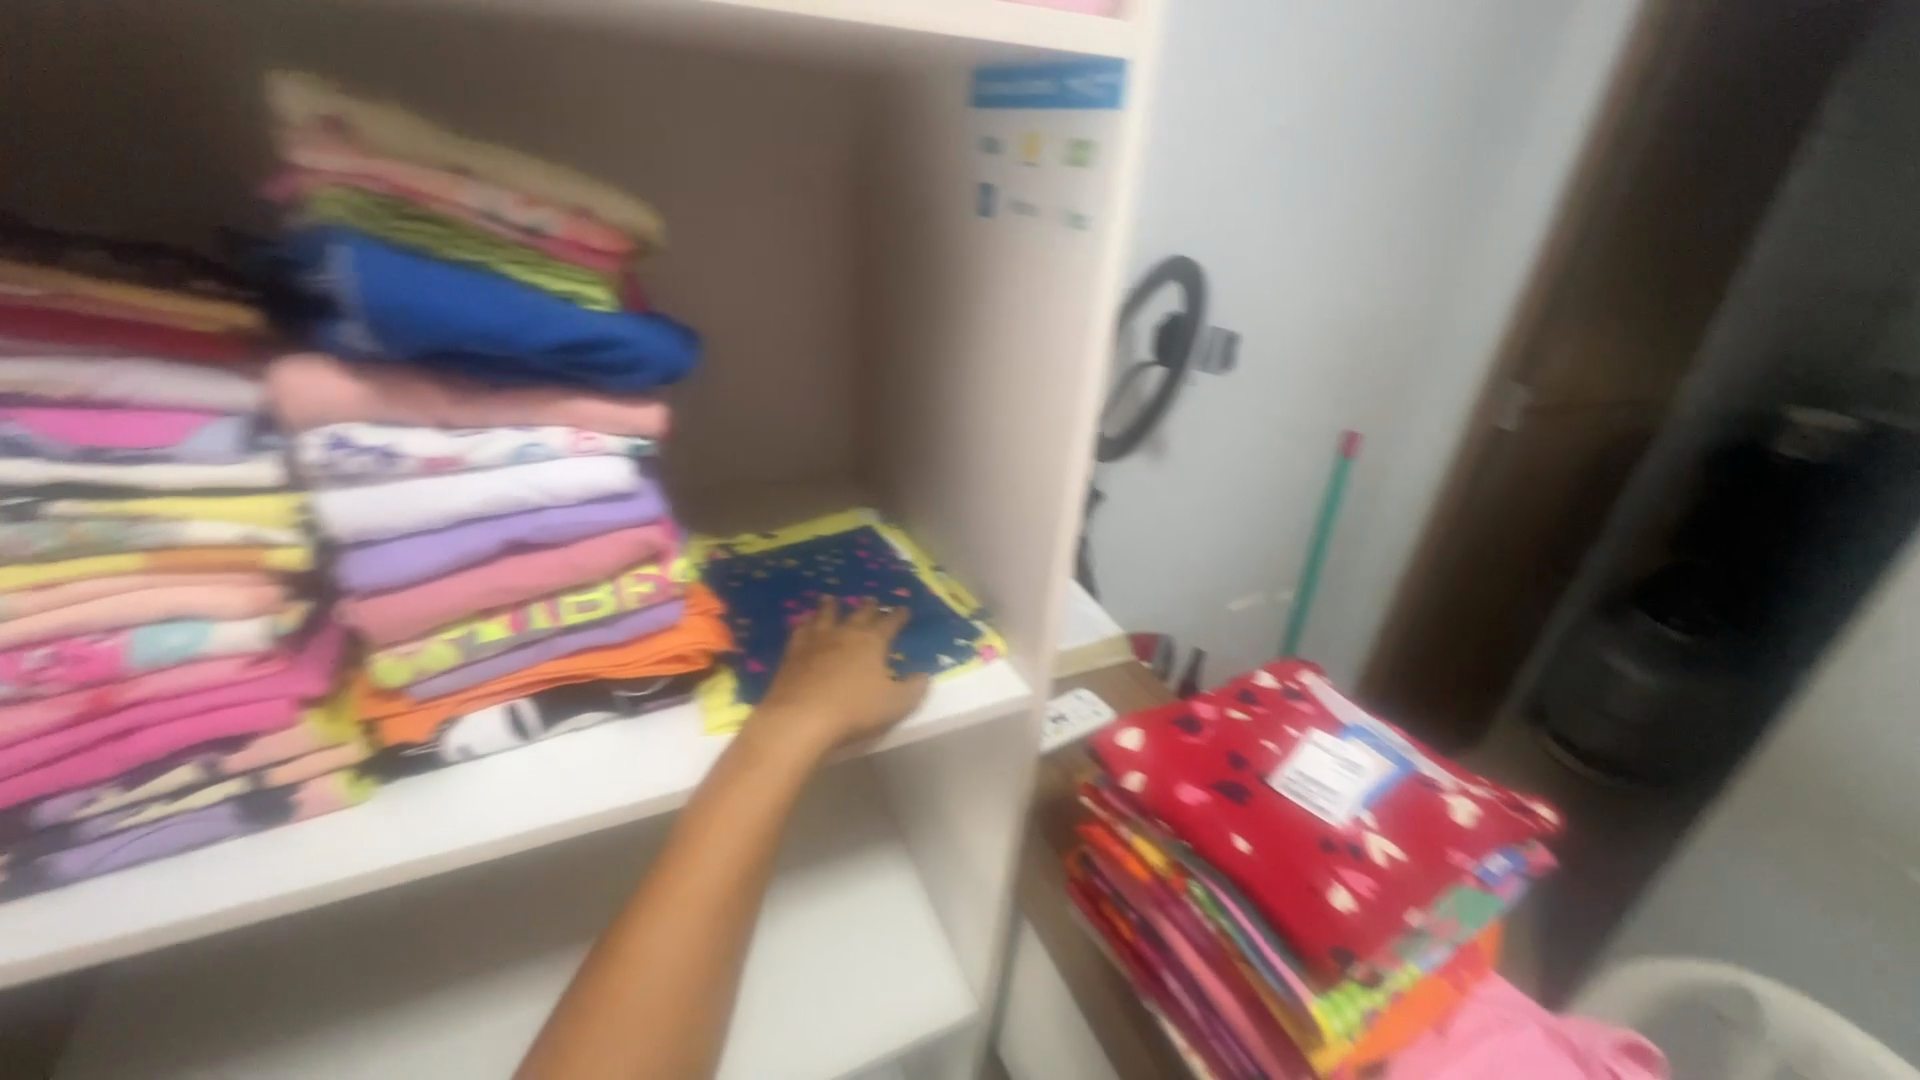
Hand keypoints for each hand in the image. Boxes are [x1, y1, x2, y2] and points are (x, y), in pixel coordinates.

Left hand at [743, 596, 929, 759]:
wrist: (801, 717)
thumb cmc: (854, 710)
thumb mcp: (896, 704)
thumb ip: (914, 688)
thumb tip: (925, 675)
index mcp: (873, 642)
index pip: (890, 623)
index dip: (899, 616)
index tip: (905, 609)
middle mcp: (845, 633)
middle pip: (859, 614)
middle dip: (869, 607)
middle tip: (872, 600)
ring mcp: (816, 640)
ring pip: (826, 615)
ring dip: (831, 606)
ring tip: (831, 598)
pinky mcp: (793, 652)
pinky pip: (800, 630)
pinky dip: (804, 623)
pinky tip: (803, 623)